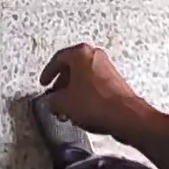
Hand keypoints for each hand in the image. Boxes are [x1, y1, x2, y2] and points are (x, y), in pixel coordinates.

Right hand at [39, 44, 157, 140]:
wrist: (124, 114)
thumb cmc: (95, 103)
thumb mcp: (64, 103)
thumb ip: (52, 100)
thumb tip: (51, 102)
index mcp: (81, 53)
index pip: (58, 58)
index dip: (48, 72)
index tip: (44, 82)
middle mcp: (94, 55)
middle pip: (72, 66)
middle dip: (61, 83)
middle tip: (54, 96)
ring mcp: (106, 67)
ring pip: (83, 76)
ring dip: (73, 91)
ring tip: (67, 108)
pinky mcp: (114, 80)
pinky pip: (94, 84)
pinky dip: (85, 94)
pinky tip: (81, 111)